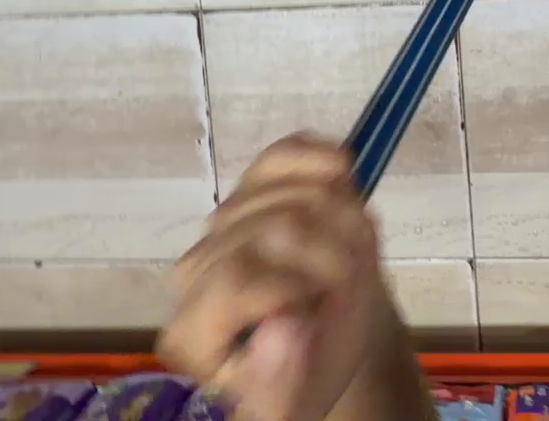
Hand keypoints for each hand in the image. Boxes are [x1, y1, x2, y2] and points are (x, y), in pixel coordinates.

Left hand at [158, 136, 386, 420]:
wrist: (327, 330)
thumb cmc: (311, 367)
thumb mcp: (299, 400)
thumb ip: (284, 376)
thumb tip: (284, 325)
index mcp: (192, 330)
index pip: (236, 278)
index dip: (299, 281)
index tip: (331, 304)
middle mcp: (195, 269)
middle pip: (273, 228)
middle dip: (331, 249)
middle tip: (356, 280)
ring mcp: (225, 218)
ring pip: (286, 189)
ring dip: (339, 213)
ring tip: (355, 249)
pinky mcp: (253, 182)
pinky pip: (283, 153)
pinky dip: (319, 157)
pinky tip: (343, 171)